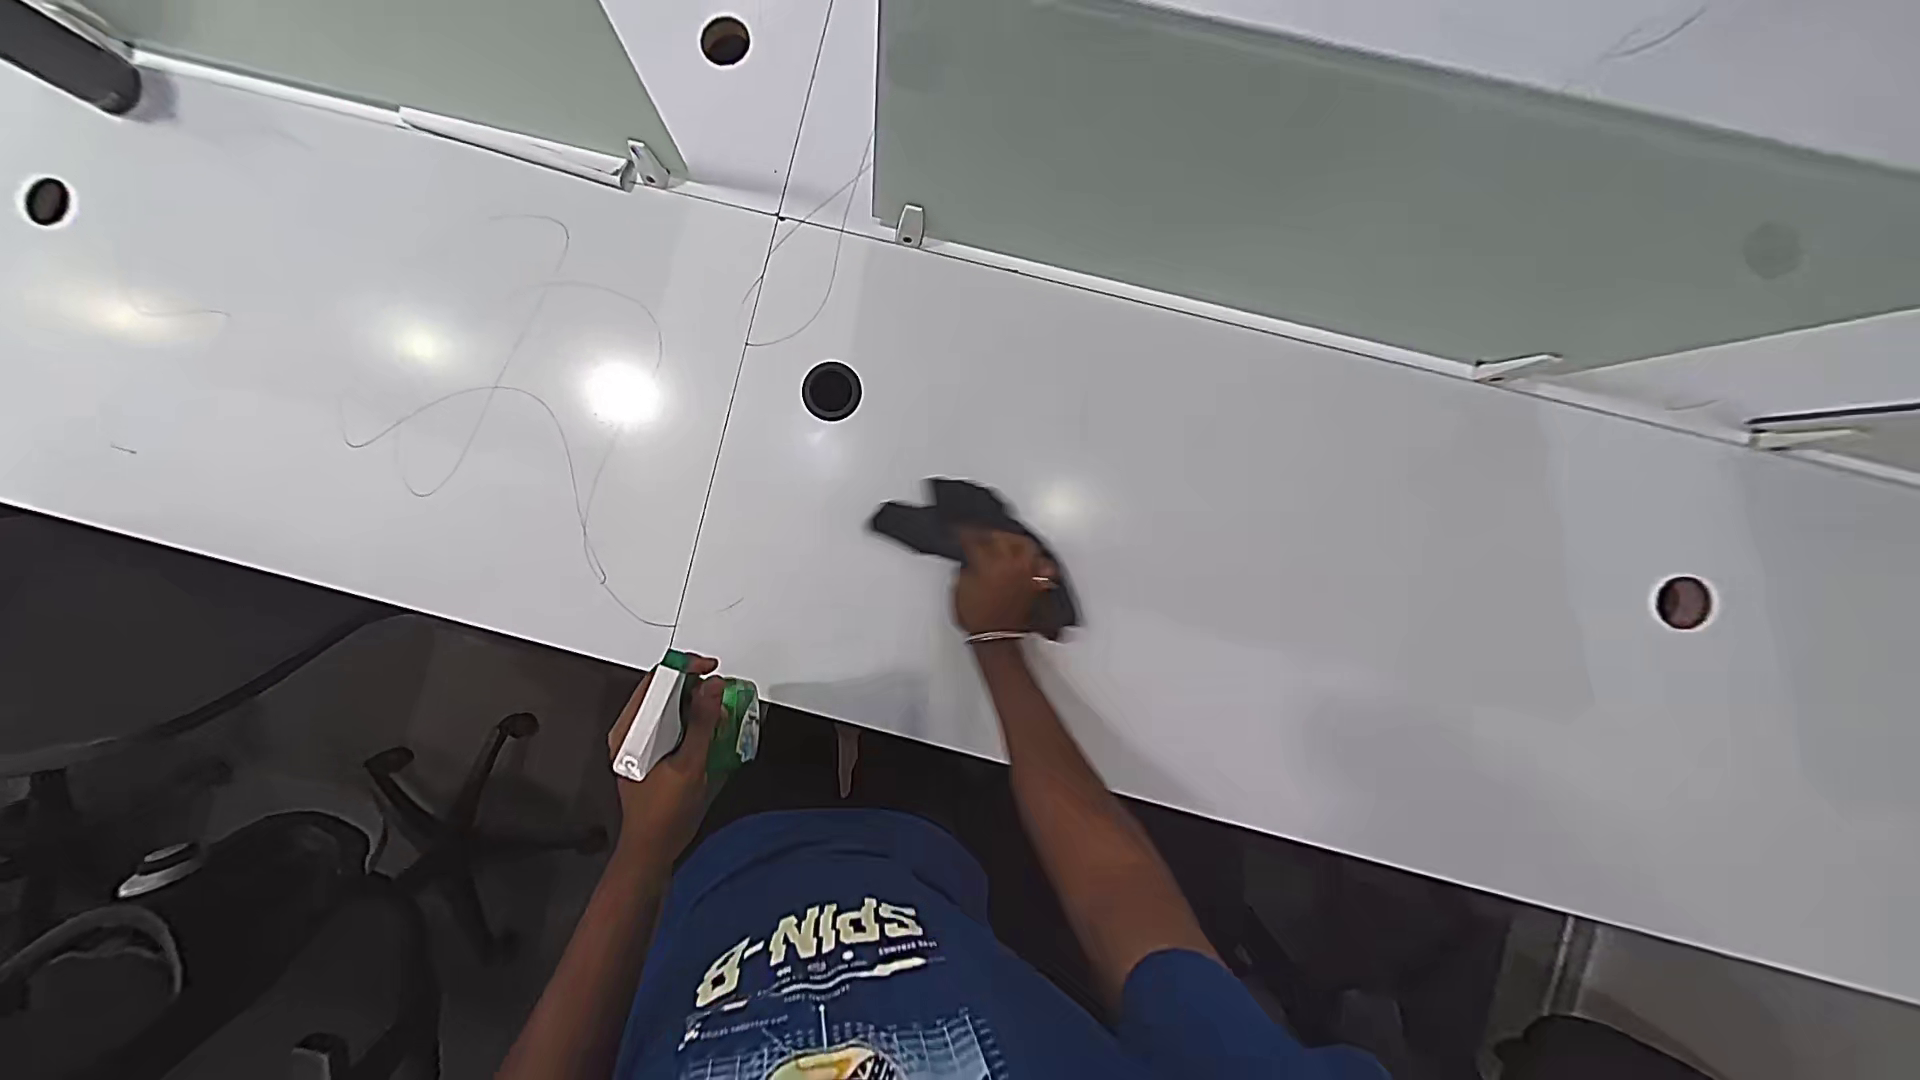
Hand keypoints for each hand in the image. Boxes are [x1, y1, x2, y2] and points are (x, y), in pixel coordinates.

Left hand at [606, 653, 726, 857]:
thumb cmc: (663, 813)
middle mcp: (631, 732)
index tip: (711, 667)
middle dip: (696, 686)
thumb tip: (712, 687)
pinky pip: (673, 722)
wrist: (652, 848)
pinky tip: (711, 730)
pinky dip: (694, 719)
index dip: (685, 668)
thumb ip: (702, 722)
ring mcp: (641, 741)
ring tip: (719, 714)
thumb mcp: (690, 763)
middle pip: (663, 690)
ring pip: (670, 705)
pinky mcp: (652, 750)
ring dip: (698, 704)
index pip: (656, 681)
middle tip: (721, 691)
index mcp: (631, 732)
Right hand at [953, 528, 1057, 635]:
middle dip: (992, 534)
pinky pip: (1040, 565)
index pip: (976, 540)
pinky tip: (1028, 558)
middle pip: (1004, 537)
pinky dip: (1035, 559)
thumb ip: (967, 568)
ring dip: (1015, 541)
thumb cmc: (977, 617)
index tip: (962, 533)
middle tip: (983, 535)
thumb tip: (971, 559)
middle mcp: (1010, 564)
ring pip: (1025, 546)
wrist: (994, 638)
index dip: (966, 535)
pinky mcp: (1034, 583)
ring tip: (1007, 541)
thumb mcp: (960, 588)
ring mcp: (1025, 573)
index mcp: (988, 563)